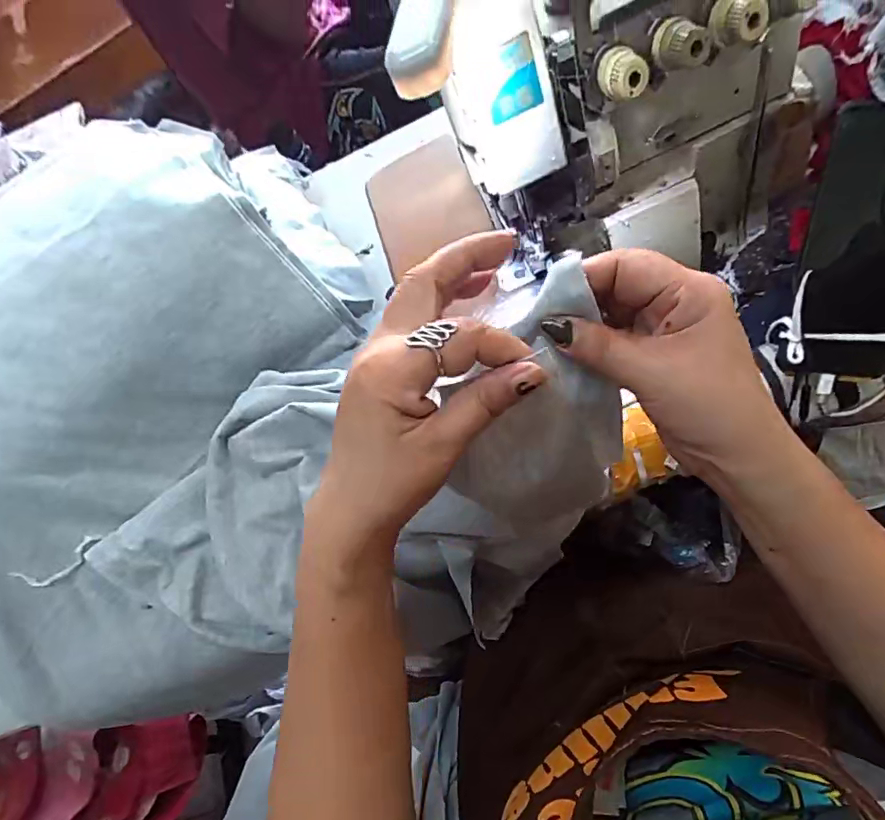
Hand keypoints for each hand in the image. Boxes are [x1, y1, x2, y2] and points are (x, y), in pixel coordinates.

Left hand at [306, 231, 548, 561]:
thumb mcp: (443, 445)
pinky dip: (439, 307)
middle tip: (508, 245)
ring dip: (450, 278)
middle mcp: (378, 348)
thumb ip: (486, 401)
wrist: (350, 509)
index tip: (529, 368)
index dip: (500, 344)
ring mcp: (373, 356)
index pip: (459, 334)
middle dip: (464, 258)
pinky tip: (462, 310)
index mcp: (393, 365)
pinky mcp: (377, 370)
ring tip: (491, 269)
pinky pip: (410, 323)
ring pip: (411, 298)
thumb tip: (534, 370)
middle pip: (421, 283)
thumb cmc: (392, 484)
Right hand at [542, 249, 783, 481]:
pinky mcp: (655, 361)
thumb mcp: (651, 371)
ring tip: (548, 341)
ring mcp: (666, 333)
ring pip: (615, 318)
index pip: (627, 266)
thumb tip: (553, 326)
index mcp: (689, 291)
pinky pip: (618, 345)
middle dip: (580, 304)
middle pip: (619, 289)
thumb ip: (600, 346)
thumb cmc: (708, 406)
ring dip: (584, 330)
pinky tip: (569, 358)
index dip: (585, 278)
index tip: (546, 300)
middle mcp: (677, 303)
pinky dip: (594, 351)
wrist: (738, 456)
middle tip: (540, 323)